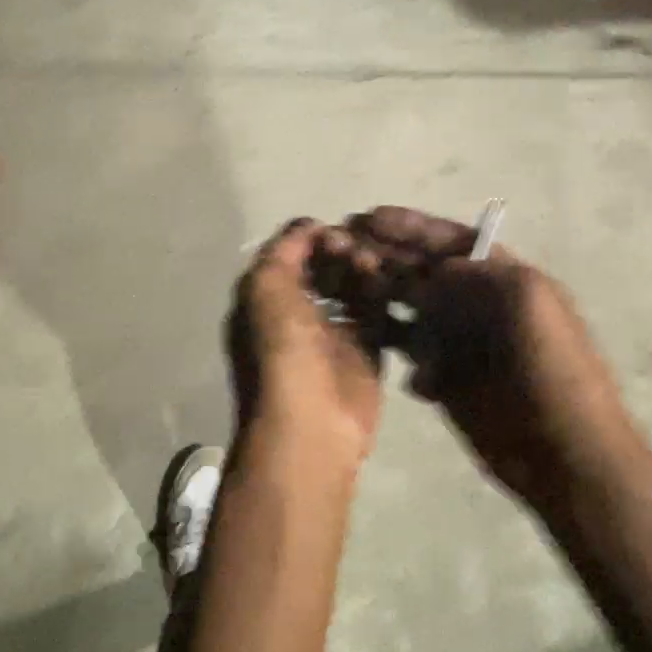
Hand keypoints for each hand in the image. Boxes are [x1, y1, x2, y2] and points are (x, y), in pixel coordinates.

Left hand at [227, 219, 384, 465]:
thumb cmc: (279, 349)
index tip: (333, 233)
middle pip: (323, 267)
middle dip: (340, 250)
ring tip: (372, 264)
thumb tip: (310, 226)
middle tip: (356, 248)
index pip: (290, 255)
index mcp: (265, 298)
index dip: (311, 238)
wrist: (309, 424)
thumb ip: (286, 249)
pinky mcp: (366, 351)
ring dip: (361, 268)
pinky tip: (387, 281)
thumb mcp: (266, 286)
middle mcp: (296, 312)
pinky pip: (376, 312)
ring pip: (351, 286)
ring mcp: (332, 332)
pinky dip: (381, 292)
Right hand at [332, 206, 642, 502]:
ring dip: (378, 297)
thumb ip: (478, 274)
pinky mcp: (444, 377)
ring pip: (409, 308)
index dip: (410, 227)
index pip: (450, 241)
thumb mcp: (526, 303)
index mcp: (503, 279)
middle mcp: (478, 303)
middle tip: (340, 247)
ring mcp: (459, 341)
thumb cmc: (554, 373)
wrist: (566, 456)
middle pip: (423, 269)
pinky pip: (407, 350)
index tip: (368, 217)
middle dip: (385, 255)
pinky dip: (390, 344)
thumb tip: (436, 269)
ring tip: (343, 292)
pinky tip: (369, 336)